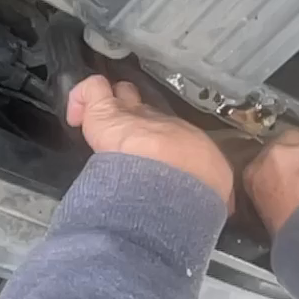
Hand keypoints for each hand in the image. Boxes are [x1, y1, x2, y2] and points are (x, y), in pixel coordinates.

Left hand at [66, 75, 234, 210]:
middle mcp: (156, 122)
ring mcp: (130, 113)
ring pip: (119, 92)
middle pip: (141, 105)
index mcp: (180, 142)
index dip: (150, 136)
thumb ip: (203, 192)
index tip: (143, 148)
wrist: (178, 180)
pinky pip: (91, 89)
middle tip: (118, 120)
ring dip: (106, 102)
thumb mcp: (208, 192)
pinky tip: (77, 115)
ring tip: (94, 115)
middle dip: (130, 109)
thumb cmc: (195, 189)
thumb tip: (221, 209)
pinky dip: (81, 97)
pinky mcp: (104, 112)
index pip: (163, 131)